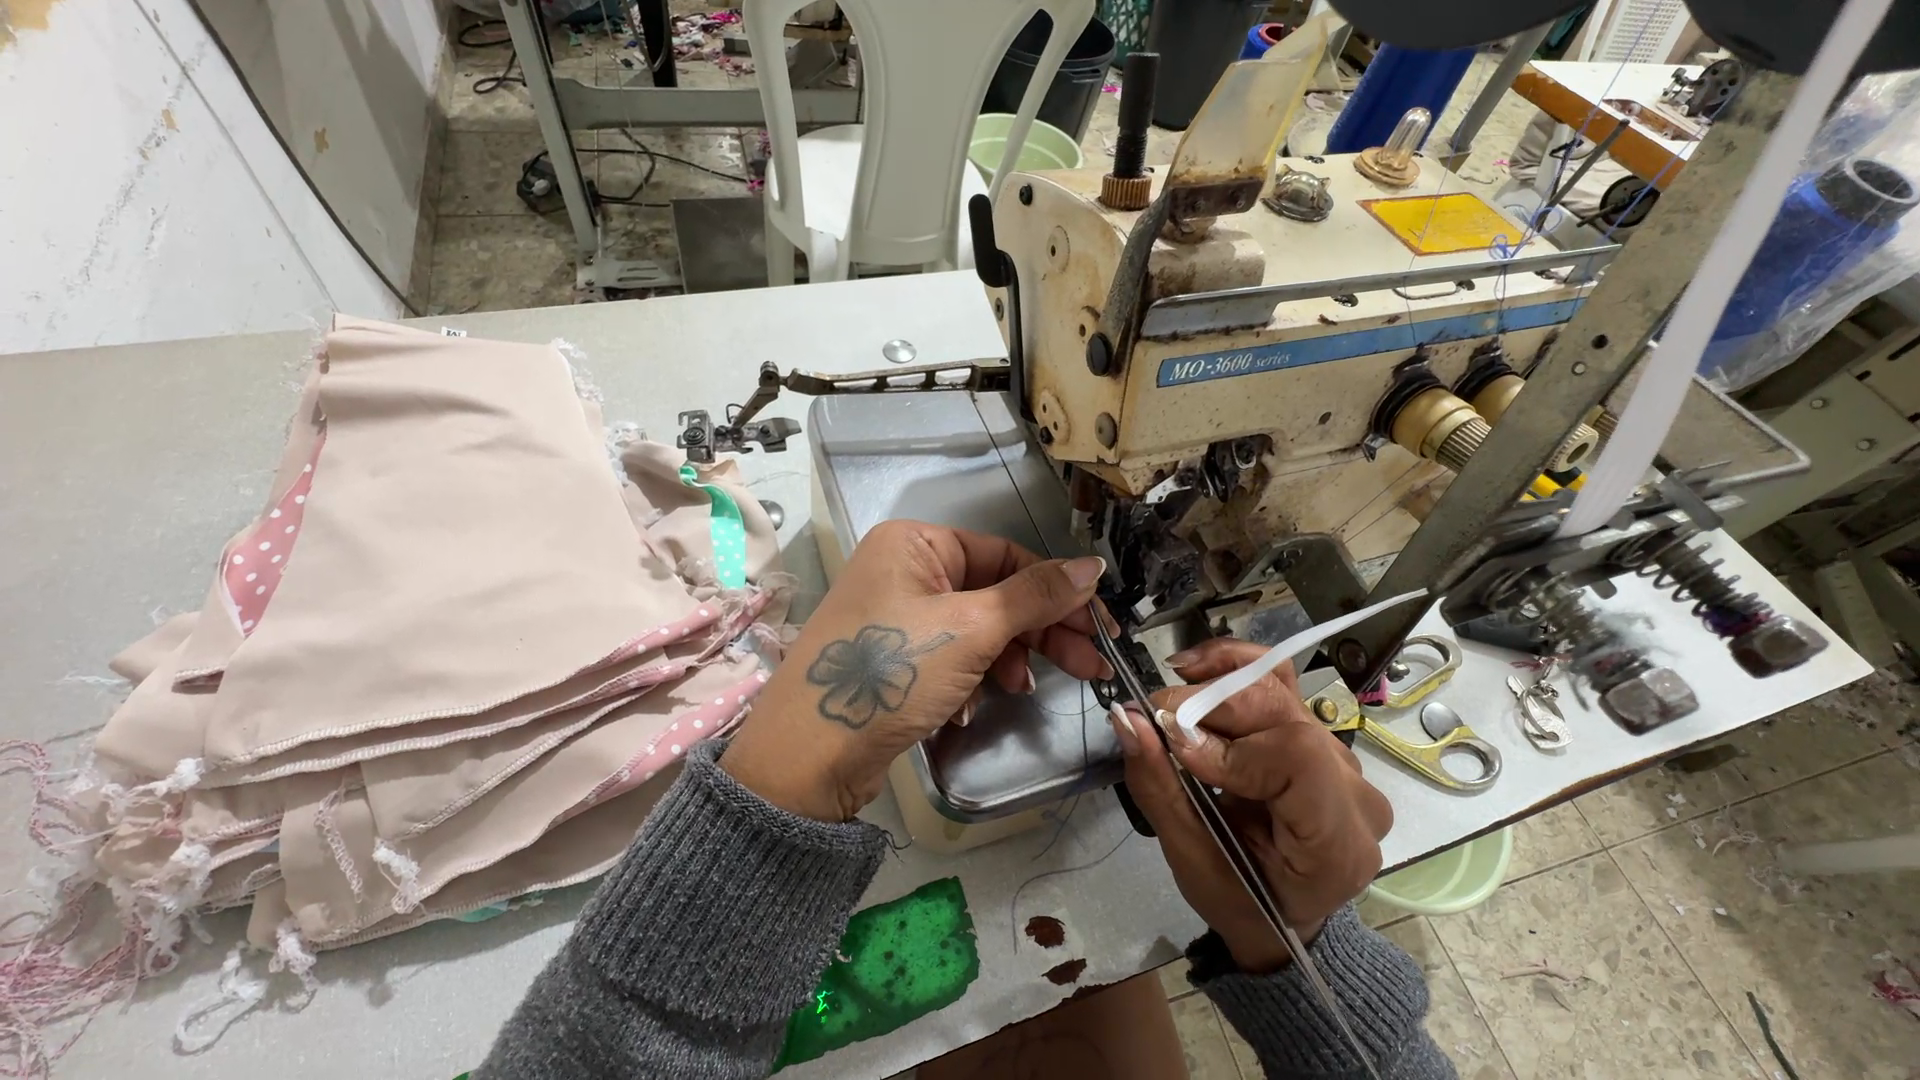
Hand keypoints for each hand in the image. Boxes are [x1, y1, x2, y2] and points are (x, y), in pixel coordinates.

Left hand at [723, 521, 1112, 822]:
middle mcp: (904, 571)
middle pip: (995, 593)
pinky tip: (974, 705)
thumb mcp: (971, 629)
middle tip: (1090, 663)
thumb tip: (1094, 566)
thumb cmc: (891, 673)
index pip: (1006, 555)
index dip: (1056, 589)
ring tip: (1022, 688)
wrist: (811, 755)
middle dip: (1041, 630)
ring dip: (1007, 658)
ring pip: (977, 629)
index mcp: (915, 544)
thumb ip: (1035, 596)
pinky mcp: (896, 660)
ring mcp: (898, 617)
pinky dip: (972, 677)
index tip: (1099, 625)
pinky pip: (952, 656)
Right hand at [1109, 639, 1392, 973]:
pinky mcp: (1321, 737)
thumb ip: (1160, 786)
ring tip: (1171, 696)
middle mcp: (1355, 792)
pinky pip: (1283, 685)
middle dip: (1212, 704)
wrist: (1281, 914)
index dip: (1230, 744)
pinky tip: (1197, 671)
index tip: (1174, 745)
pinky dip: (1234, 670)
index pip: (1297, 759)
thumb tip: (1127, 719)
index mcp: (1336, 843)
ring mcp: (1343, 761)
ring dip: (1217, 684)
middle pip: (1285, 714)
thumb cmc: (1239, 900)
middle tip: (1154, 712)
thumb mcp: (1190, 857)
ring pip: (1281, 692)